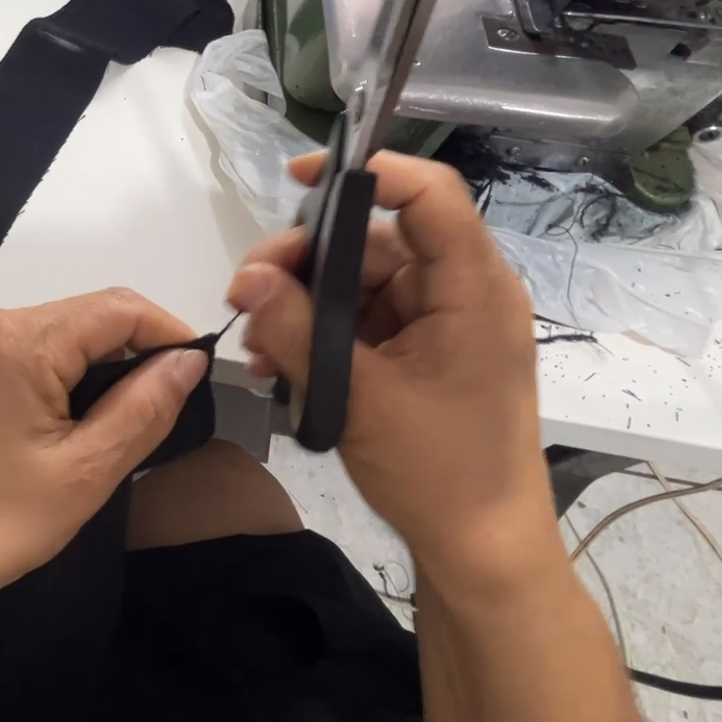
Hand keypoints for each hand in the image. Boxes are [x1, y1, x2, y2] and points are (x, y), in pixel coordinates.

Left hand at [0, 289, 206, 616]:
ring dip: (98, 360)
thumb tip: (189, 360)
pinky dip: (61, 367)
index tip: (198, 369)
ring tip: (120, 413)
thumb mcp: (86, 470)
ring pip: (58, 328)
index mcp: (20, 340)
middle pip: (86, 314)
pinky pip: (27, 344)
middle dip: (133, 348)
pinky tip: (70, 411)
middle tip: (162, 402)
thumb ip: (145, 406)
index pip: (117, 308)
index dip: (167, 331)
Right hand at [225, 152, 552, 585]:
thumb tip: (247, 277)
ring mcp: (430, 320)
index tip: (297, 178)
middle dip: (302, 258)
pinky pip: (352, 316)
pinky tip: (273, 356)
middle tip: (245, 291)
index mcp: (471, 290)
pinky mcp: (408, 347)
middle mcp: (453, 292)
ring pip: (352, 278)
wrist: (476, 548)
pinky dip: (310, 328)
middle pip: (371, 238)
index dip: (369, 172)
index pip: (430, 196)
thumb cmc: (439, 471)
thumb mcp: (359, 396)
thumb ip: (298, 329)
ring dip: (298, 300)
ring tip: (254, 336)